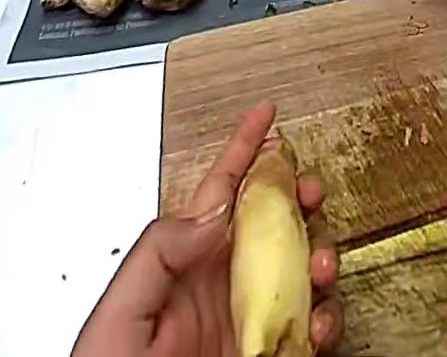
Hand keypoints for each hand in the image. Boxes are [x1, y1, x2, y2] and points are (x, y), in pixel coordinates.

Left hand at [73, 101, 340, 356]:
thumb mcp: (121, 307)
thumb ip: (160, 249)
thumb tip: (213, 210)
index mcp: (187, 256)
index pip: (221, 189)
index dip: (244, 146)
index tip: (264, 113)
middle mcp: (220, 279)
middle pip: (269, 220)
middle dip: (294, 196)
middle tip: (310, 187)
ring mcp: (246, 317)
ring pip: (296, 268)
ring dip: (318, 254)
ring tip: (322, 259)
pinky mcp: (267, 355)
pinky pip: (307, 329)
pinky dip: (325, 319)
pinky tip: (321, 320)